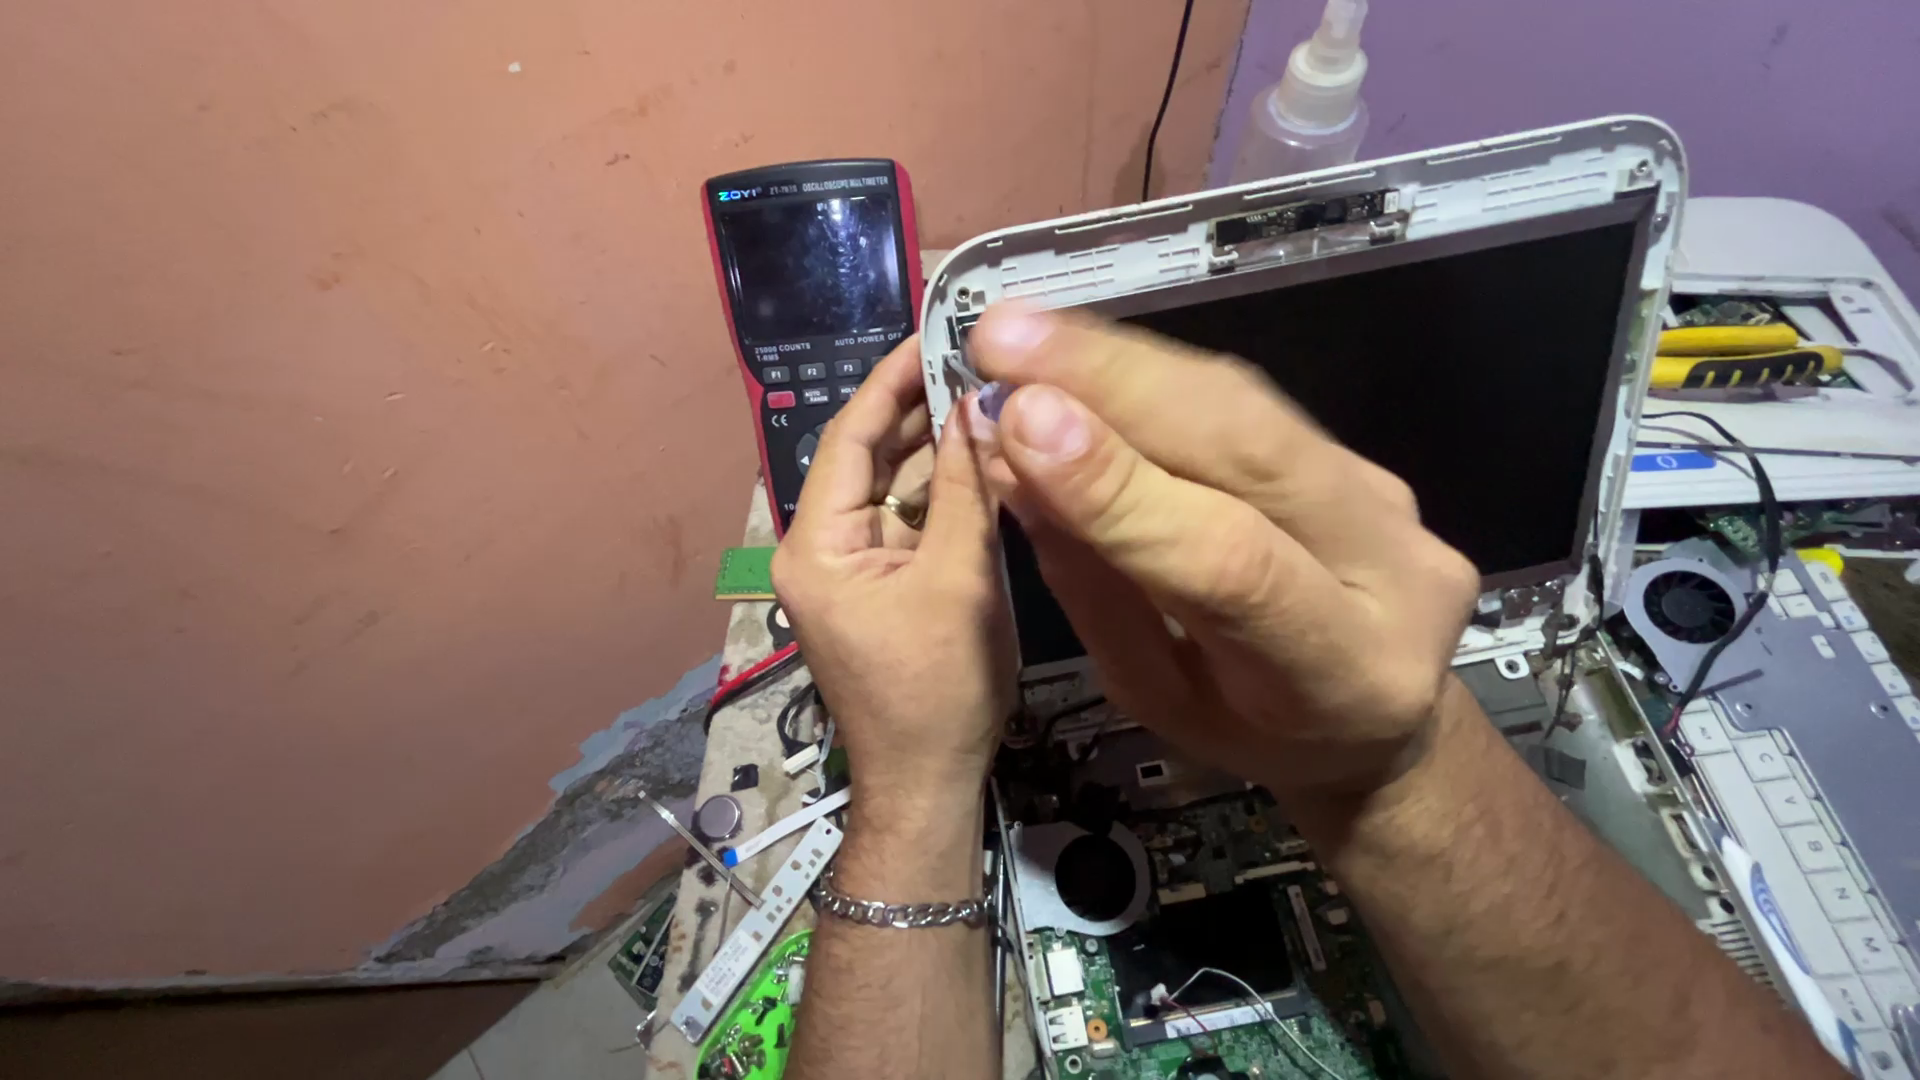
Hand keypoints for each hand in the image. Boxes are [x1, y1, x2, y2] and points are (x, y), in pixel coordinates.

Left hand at [771, 339, 1014, 810]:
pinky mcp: (879, 583)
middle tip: (970, 360)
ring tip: (981, 395)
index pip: (848, 438)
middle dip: (917, 410)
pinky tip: (976, 456)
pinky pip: (907, 521)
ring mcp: (850, 567)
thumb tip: (979, 404)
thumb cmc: (938, 686)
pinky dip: (939, 491)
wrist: (930, 778)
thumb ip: (966, 488)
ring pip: (891, 488)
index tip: (932, 334)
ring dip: (933, 448)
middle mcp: (820, 547)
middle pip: (867, 458)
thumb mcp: (959, 579)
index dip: (890, 382)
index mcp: (816, 544)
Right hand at [970, 305, 1480, 801]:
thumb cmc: (1252, 734)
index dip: (1119, 490)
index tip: (1021, 422)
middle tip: (1002, 342)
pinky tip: (1083, 351)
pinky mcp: (1357, 457)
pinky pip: (1247, 401)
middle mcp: (1388, 564)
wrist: (1375, 720)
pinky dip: (1153, 372)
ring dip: (1125, 361)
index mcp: (1338, 669)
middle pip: (1250, 447)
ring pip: (1247, 404)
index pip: (1227, 563)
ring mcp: (1385, 497)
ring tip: (1025, 333)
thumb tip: (1016, 469)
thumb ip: (1093, 589)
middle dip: (1113, 385)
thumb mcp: (1155, 695)